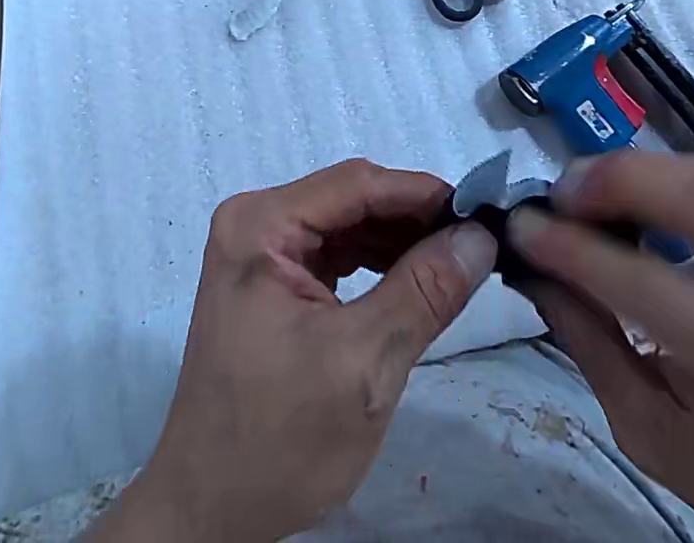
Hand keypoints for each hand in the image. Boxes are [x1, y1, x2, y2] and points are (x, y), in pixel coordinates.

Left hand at [90, 160, 497, 542]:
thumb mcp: (364, 363)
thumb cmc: (278, 441)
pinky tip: (417, 277)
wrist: (212, 513)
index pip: (359, 183)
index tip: (481, 215)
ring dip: (404, 238)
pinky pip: (342, 248)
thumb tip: (481, 235)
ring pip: (354, 220)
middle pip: (356, 197)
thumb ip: (426, 289)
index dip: (424, 194)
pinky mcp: (276, 276)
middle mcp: (257, 222)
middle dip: (416, 218)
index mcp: (260, 227)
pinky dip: (383, 259)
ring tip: (454, 261)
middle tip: (475, 243)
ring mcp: (264, 248)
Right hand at [508, 152, 693, 542]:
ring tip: (594, 184)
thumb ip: (595, 345)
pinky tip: (643, 191)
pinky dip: (686, 182)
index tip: (529, 227)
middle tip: (567, 187)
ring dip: (657, 172)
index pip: (674, 302)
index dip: (590, 255)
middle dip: (634, 182)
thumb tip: (538, 266)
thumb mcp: (656, 439)